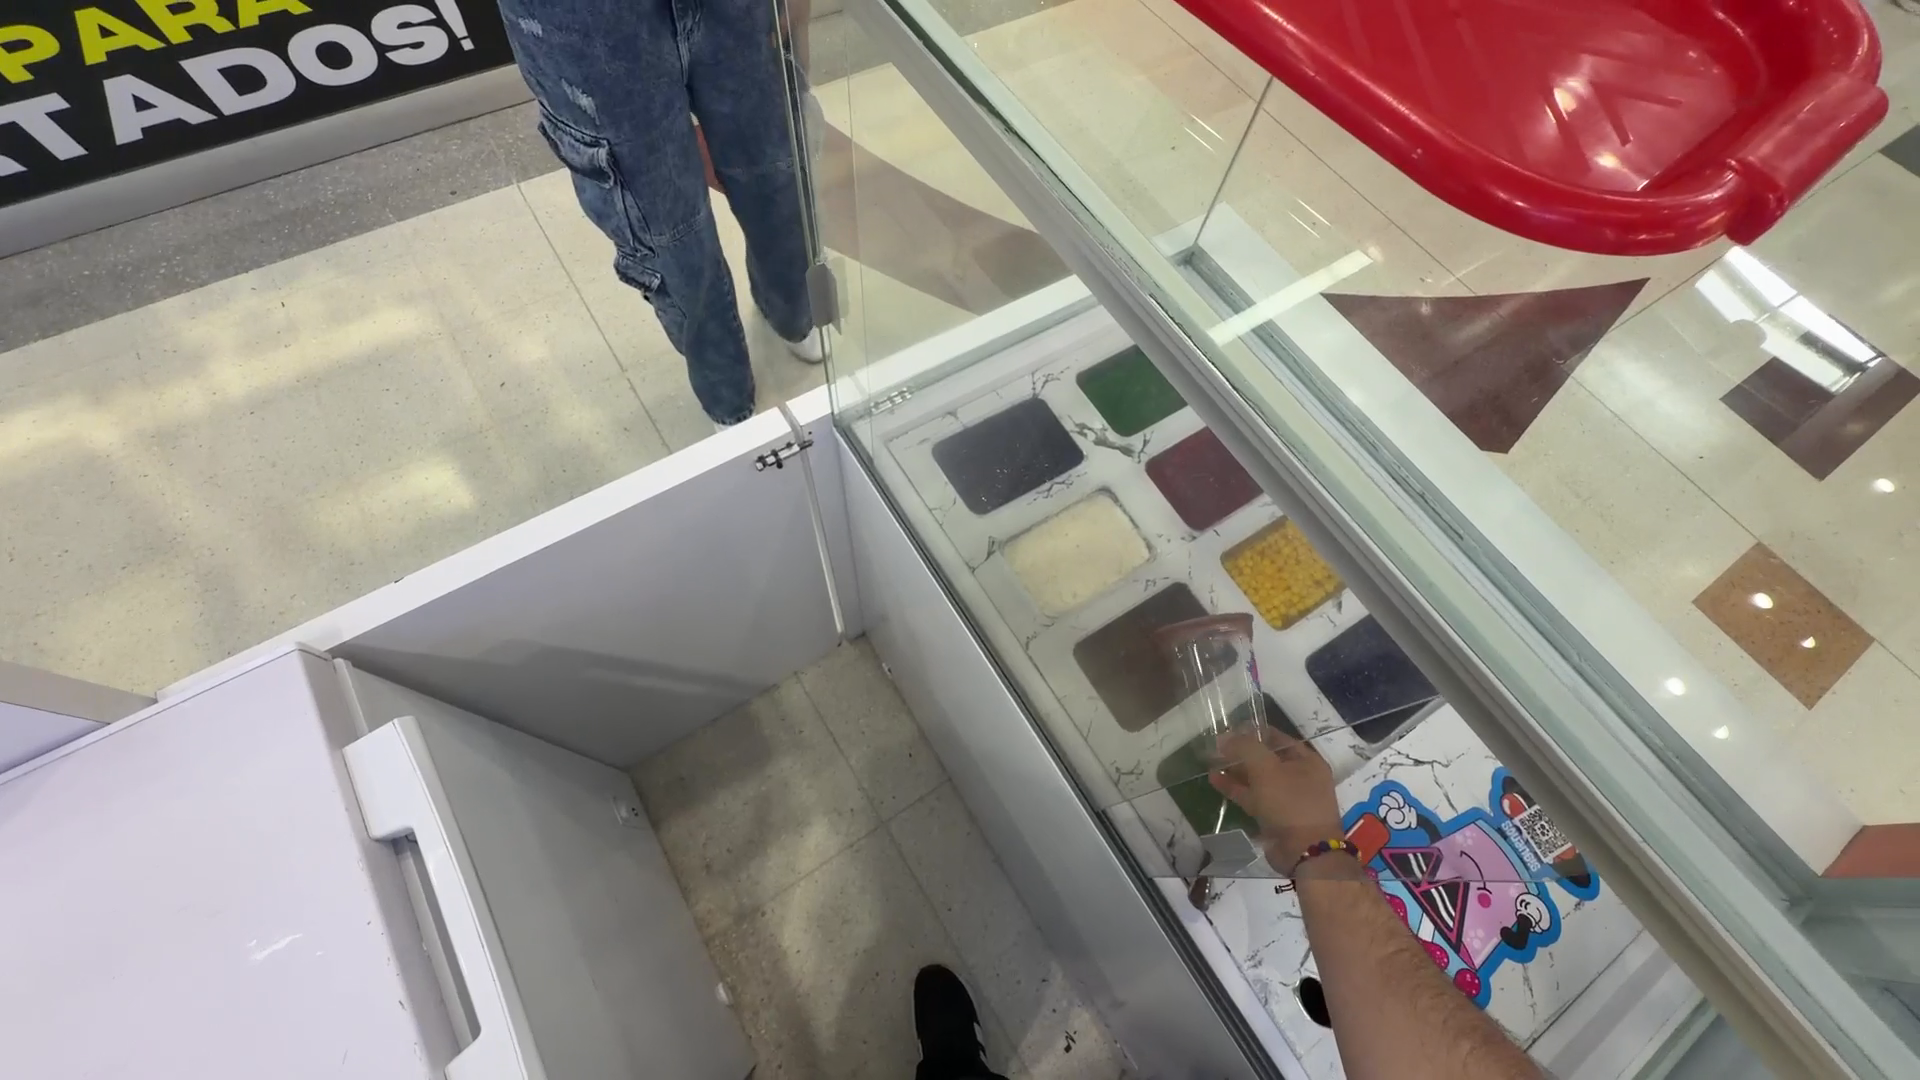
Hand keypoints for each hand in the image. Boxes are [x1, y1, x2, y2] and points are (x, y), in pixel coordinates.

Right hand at [1209, 730, 1345, 872]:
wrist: (1304, 853)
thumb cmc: (1290, 803)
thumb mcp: (1266, 768)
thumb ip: (1245, 747)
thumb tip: (1224, 738)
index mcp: (1307, 762)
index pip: (1277, 738)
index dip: (1253, 731)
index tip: (1229, 729)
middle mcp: (1300, 778)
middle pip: (1266, 758)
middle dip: (1241, 752)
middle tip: (1217, 746)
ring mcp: (1287, 799)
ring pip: (1257, 779)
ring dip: (1235, 770)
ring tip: (1211, 761)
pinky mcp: (1274, 817)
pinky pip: (1252, 797)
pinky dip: (1235, 788)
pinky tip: (1215, 779)